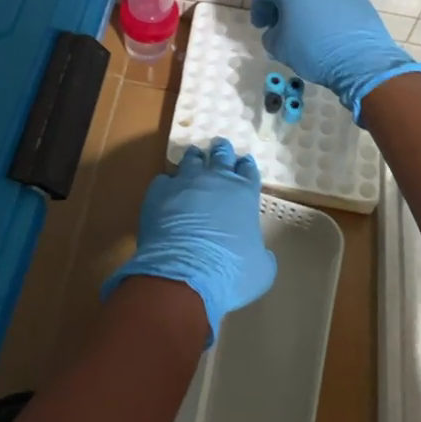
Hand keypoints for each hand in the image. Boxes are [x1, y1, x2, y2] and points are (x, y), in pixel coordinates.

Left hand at [101, 137, 274, 343]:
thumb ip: (261, 254)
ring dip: (194, 159)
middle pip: (221, 155)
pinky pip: (164, 180)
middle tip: (220, 146)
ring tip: (194, 158)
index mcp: (244, 194)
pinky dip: (168, 184)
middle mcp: (216, 180)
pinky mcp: (159, 192)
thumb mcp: (261, 270)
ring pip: (191, 160)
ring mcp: (185, 182)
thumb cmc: (230, 272)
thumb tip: (260, 254)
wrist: (183, 275)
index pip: (248, 170)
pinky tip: (167, 191)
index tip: (244, 162)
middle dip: (222, 150)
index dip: (246, 166)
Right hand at [251, 0, 420, 121]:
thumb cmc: (311, 48)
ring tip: (305, 29)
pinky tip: (326, 30)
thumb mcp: (277, 46)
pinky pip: (332, 0)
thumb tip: (278, 30)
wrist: (361, 59)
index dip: (258, 8)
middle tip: (280, 26)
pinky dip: (324, 10)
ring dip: (304, 6)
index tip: (260, 26)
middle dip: (282, 5)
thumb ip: (271, 33)